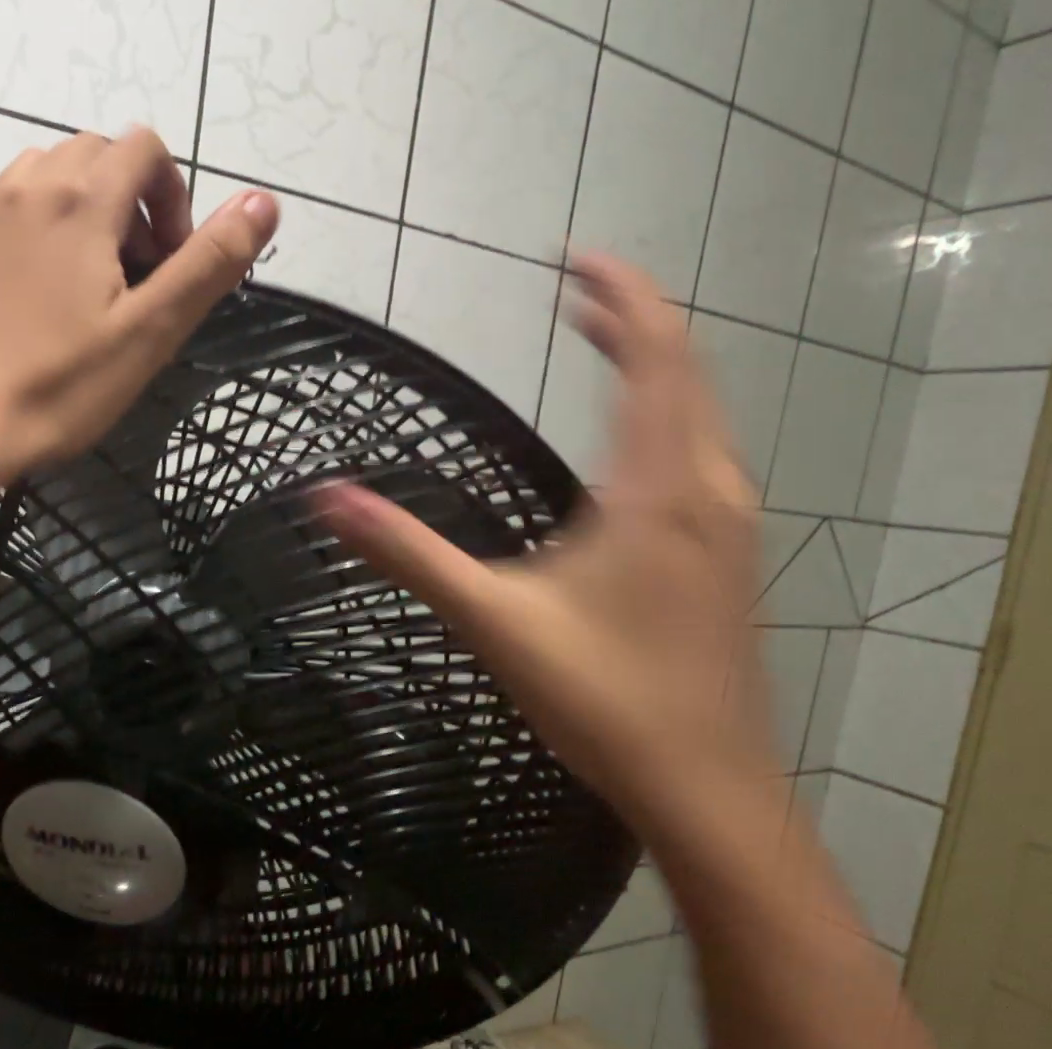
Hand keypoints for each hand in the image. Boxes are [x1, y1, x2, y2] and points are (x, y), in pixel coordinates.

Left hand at [0, 128, 280, 480]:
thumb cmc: (59, 387)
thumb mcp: (149, 331)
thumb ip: (208, 263)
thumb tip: (263, 202)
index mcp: (80, 201)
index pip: (145, 148)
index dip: (174, 197)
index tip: (171, 264)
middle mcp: (30, 189)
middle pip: (101, 155)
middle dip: (137, 201)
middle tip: (141, 277)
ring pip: (56, 174)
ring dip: (92, 207)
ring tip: (98, 280)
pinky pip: (20, 205)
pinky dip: (51, 223)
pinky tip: (51, 291)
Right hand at [314, 256, 770, 820]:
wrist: (706, 787)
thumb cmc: (603, 695)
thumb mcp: (489, 618)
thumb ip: (405, 551)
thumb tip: (324, 497)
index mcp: (656, 493)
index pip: (656, 362)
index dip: (623, 299)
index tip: (578, 258)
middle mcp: (707, 495)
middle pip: (687, 378)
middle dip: (636, 323)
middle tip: (578, 292)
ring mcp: (728, 530)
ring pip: (702, 418)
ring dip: (657, 369)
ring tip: (604, 343)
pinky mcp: (726, 561)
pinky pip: (702, 456)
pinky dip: (668, 417)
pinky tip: (633, 443)